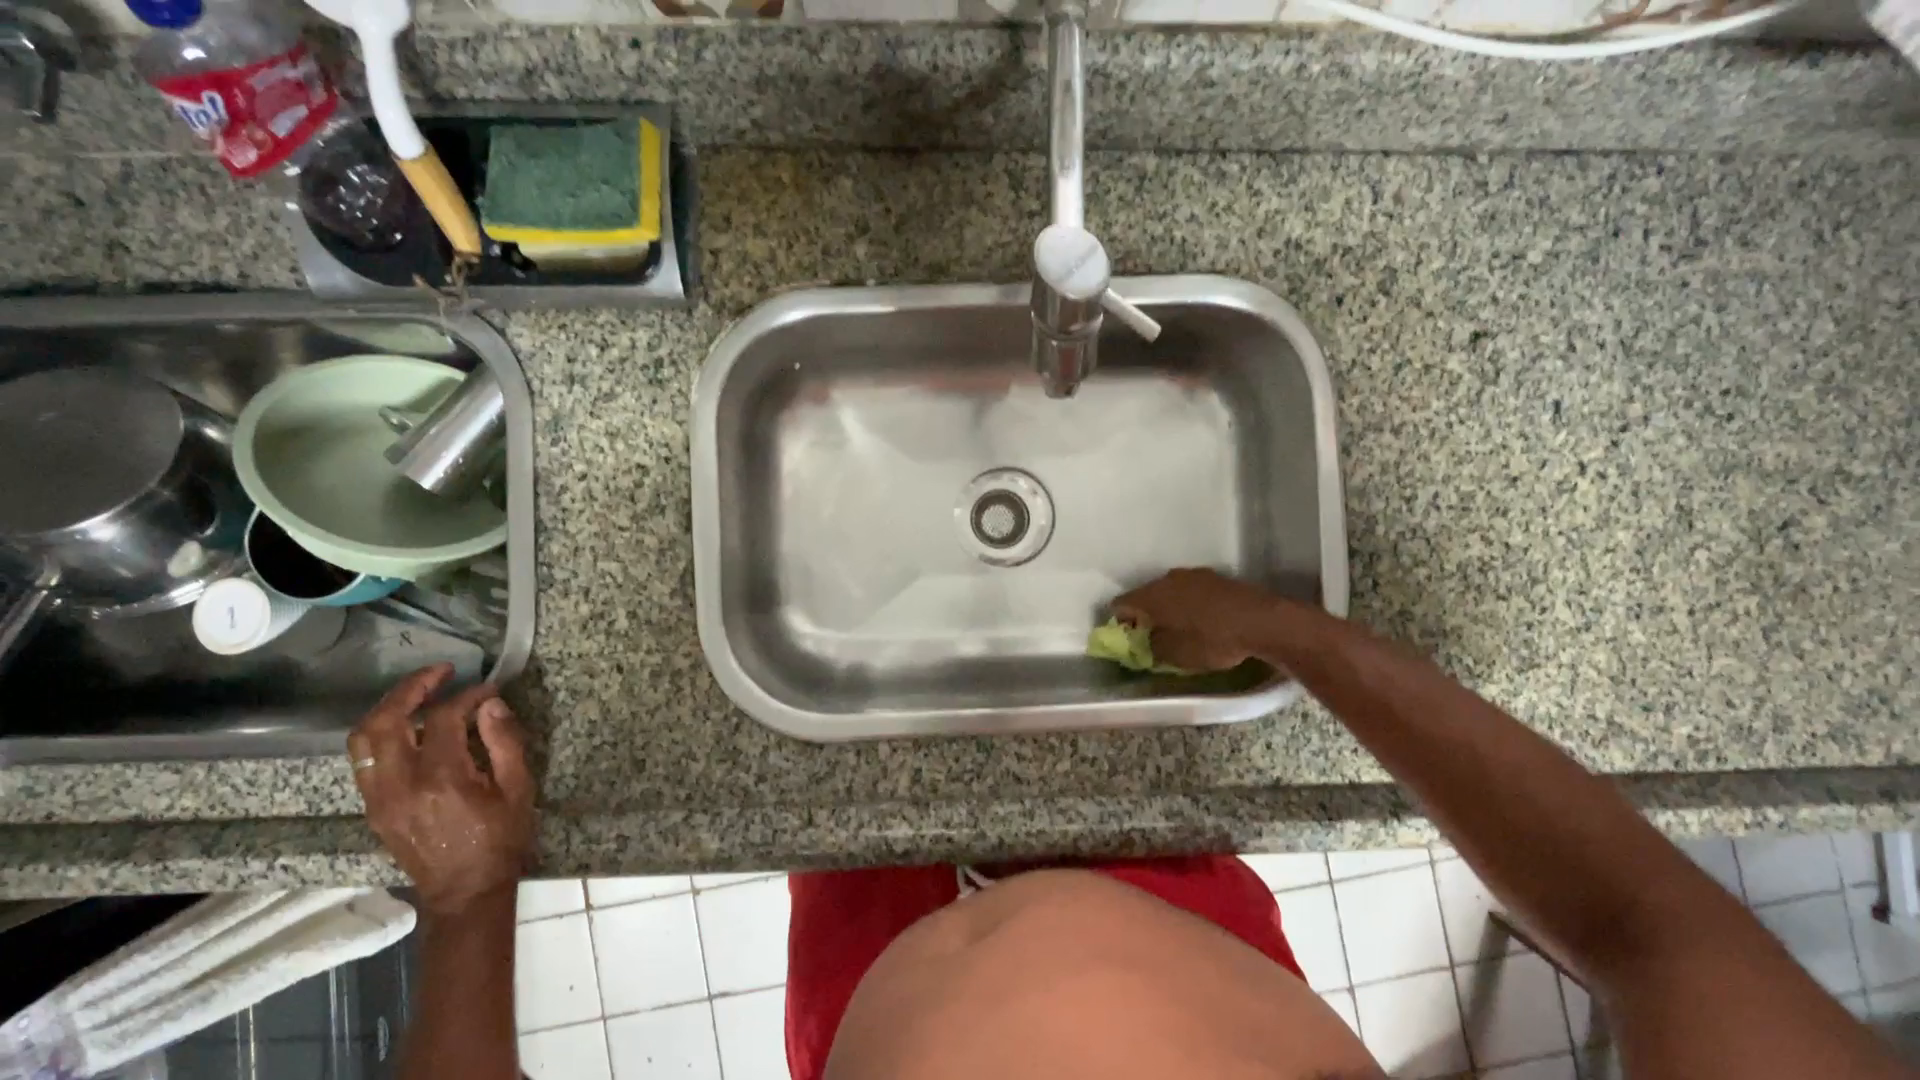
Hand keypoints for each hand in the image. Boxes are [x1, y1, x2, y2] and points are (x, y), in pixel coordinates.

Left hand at [348, 664, 534, 916]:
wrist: (465, 891)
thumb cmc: (500, 839)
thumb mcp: (518, 789)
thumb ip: (505, 742)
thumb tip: (490, 705)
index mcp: (442, 778)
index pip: (445, 718)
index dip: (467, 696)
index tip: (488, 690)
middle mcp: (400, 783)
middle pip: (386, 719)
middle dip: (412, 688)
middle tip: (440, 674)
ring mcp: (379, 797)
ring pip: (364, 738)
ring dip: (388, 708)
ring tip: (416, 695)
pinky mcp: (373, 807)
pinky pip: (364, 760)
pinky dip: (382, 735)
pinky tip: (409, 730)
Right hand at [1111, 568, 1284, 672]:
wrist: (1262, 621)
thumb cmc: (1212, 640)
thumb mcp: (1176, 655)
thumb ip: (1152, 647)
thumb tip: (1146, 641)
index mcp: (1151, 596)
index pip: (1120, 604)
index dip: (1119, 622)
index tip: (1129, 638)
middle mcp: (1168, 579)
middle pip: (1145, 595)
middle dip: (1145, 614)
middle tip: (1153, 636)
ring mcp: (1194, 575)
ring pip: (1170, 591)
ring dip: (1169, 608)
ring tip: (1180, 628)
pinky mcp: (1216, 578)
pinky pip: (1192, 591)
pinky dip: (1190, 604)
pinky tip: (1202, 620)